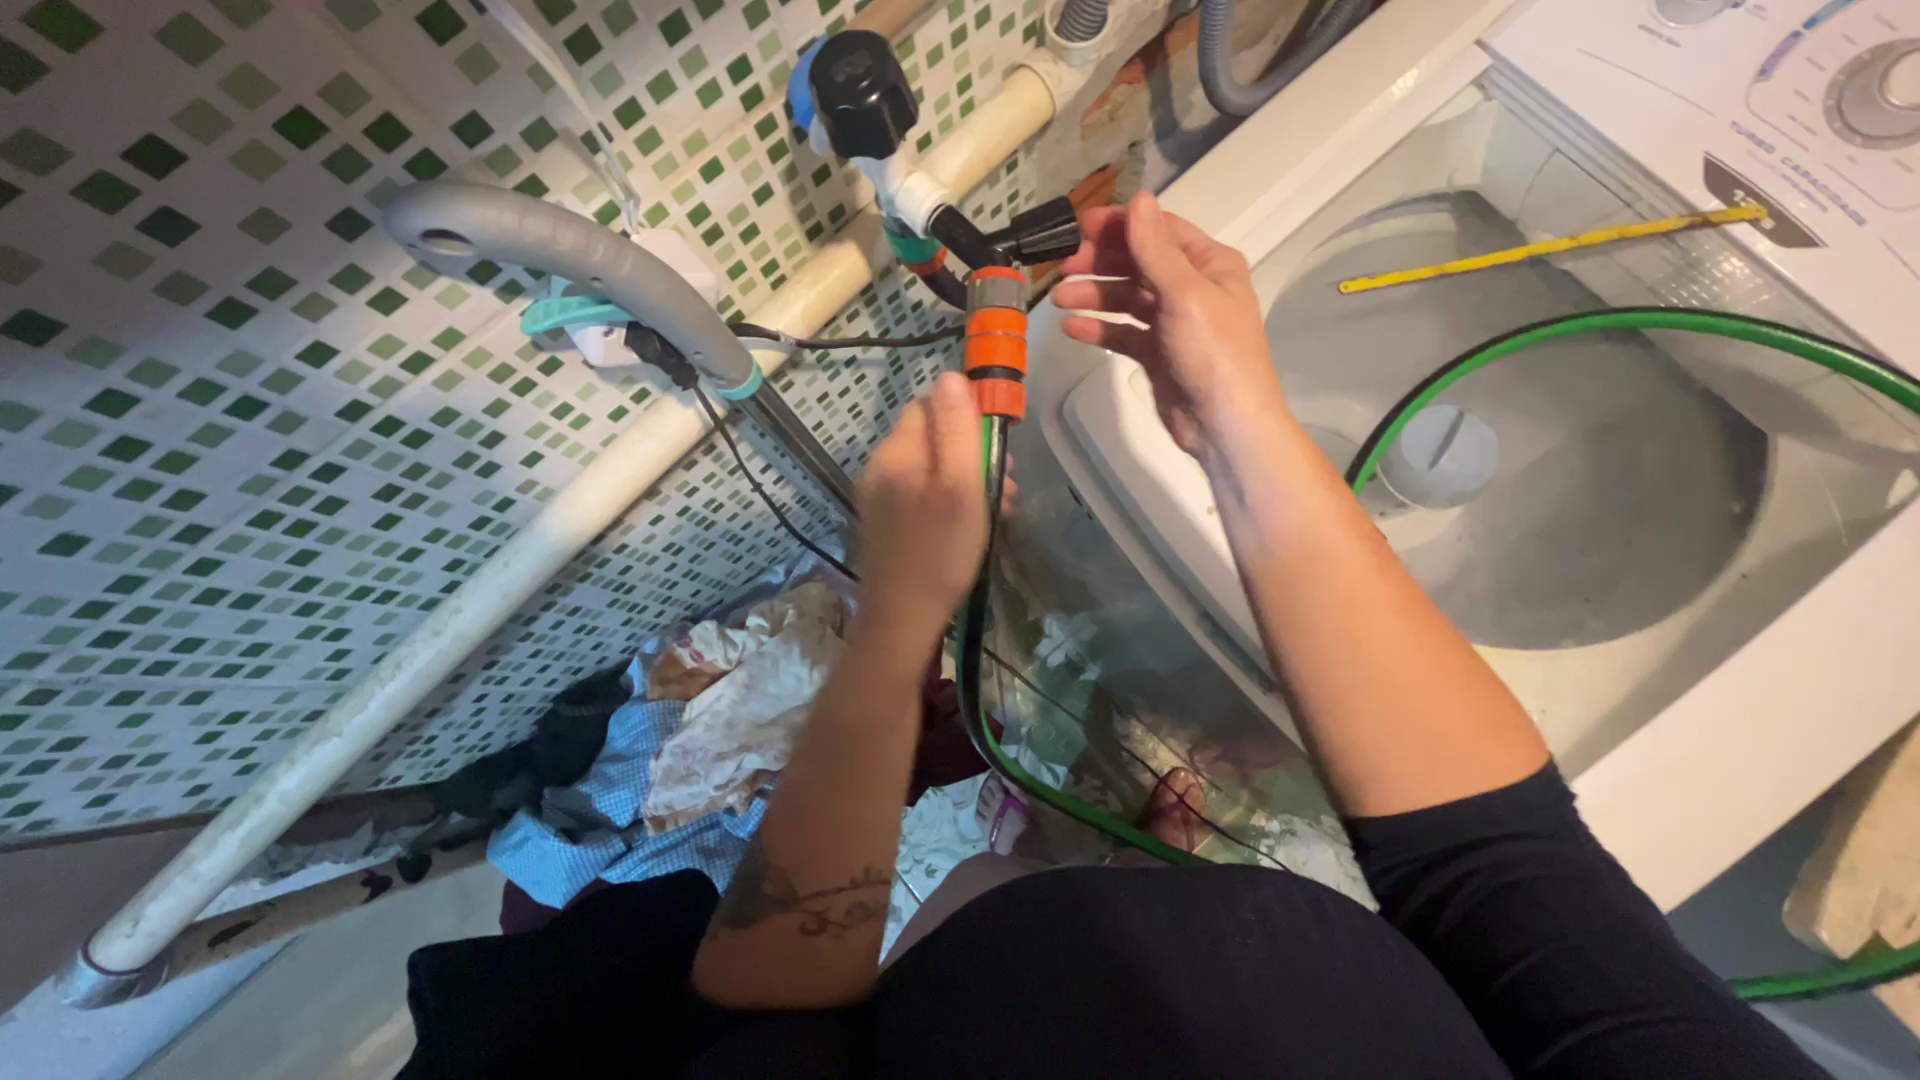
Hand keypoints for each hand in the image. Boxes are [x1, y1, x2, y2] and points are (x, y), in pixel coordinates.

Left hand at [854, 372, 988, 638]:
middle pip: (932, 437)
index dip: (966, 418)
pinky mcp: (886, 523)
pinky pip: (921, 494)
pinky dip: (949, 502)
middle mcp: (880, 467)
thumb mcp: (959, 486)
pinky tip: (969, 527)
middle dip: (972, 454)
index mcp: (896, 452)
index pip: (930, 405)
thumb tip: (952, 376)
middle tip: (1005, 487)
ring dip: (966, 480)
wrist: (903, 620)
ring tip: (996, 510)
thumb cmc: (939, 552)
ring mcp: (879, 497)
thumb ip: (956, 429)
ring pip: (930, 468)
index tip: (996, 449)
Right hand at [1052, 191, 1285, 455]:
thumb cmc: (1213, 352)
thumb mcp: (1185, 293)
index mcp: (1208, 264)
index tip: (1079, 228)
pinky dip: (1099, 329)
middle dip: (1100, 262)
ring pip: (1126, 298)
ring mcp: (1173, 322)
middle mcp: (1191, 287)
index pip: (1158, 231)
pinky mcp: (1157, 353)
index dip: (1119, 226)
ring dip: (1094, 296)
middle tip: (1063, 267)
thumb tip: (1139, 197)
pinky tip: (1072, 328)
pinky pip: (1123, 333)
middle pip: (1138, 263)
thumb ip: (1155, 248)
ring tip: (1059, 300)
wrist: (1224, 423)